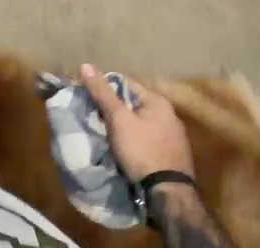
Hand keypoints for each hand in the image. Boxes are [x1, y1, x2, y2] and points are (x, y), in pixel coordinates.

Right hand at [81, 66, 194, 182]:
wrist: (169, 194)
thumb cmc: (142, 150)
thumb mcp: (118, 119)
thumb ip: (102, 92)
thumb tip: (85, 65)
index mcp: (158, 102)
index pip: (125, 84)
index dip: (104, 88)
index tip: (88, 97)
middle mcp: (170, 115)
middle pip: (133, 103)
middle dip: (114, 109)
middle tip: (95, 117)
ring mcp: (174, 137)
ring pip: (140, 122)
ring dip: (125, 126)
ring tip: (107, 134)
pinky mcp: (173, 156)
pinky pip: (148, 139)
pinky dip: (135, 140)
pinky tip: (125, 149)